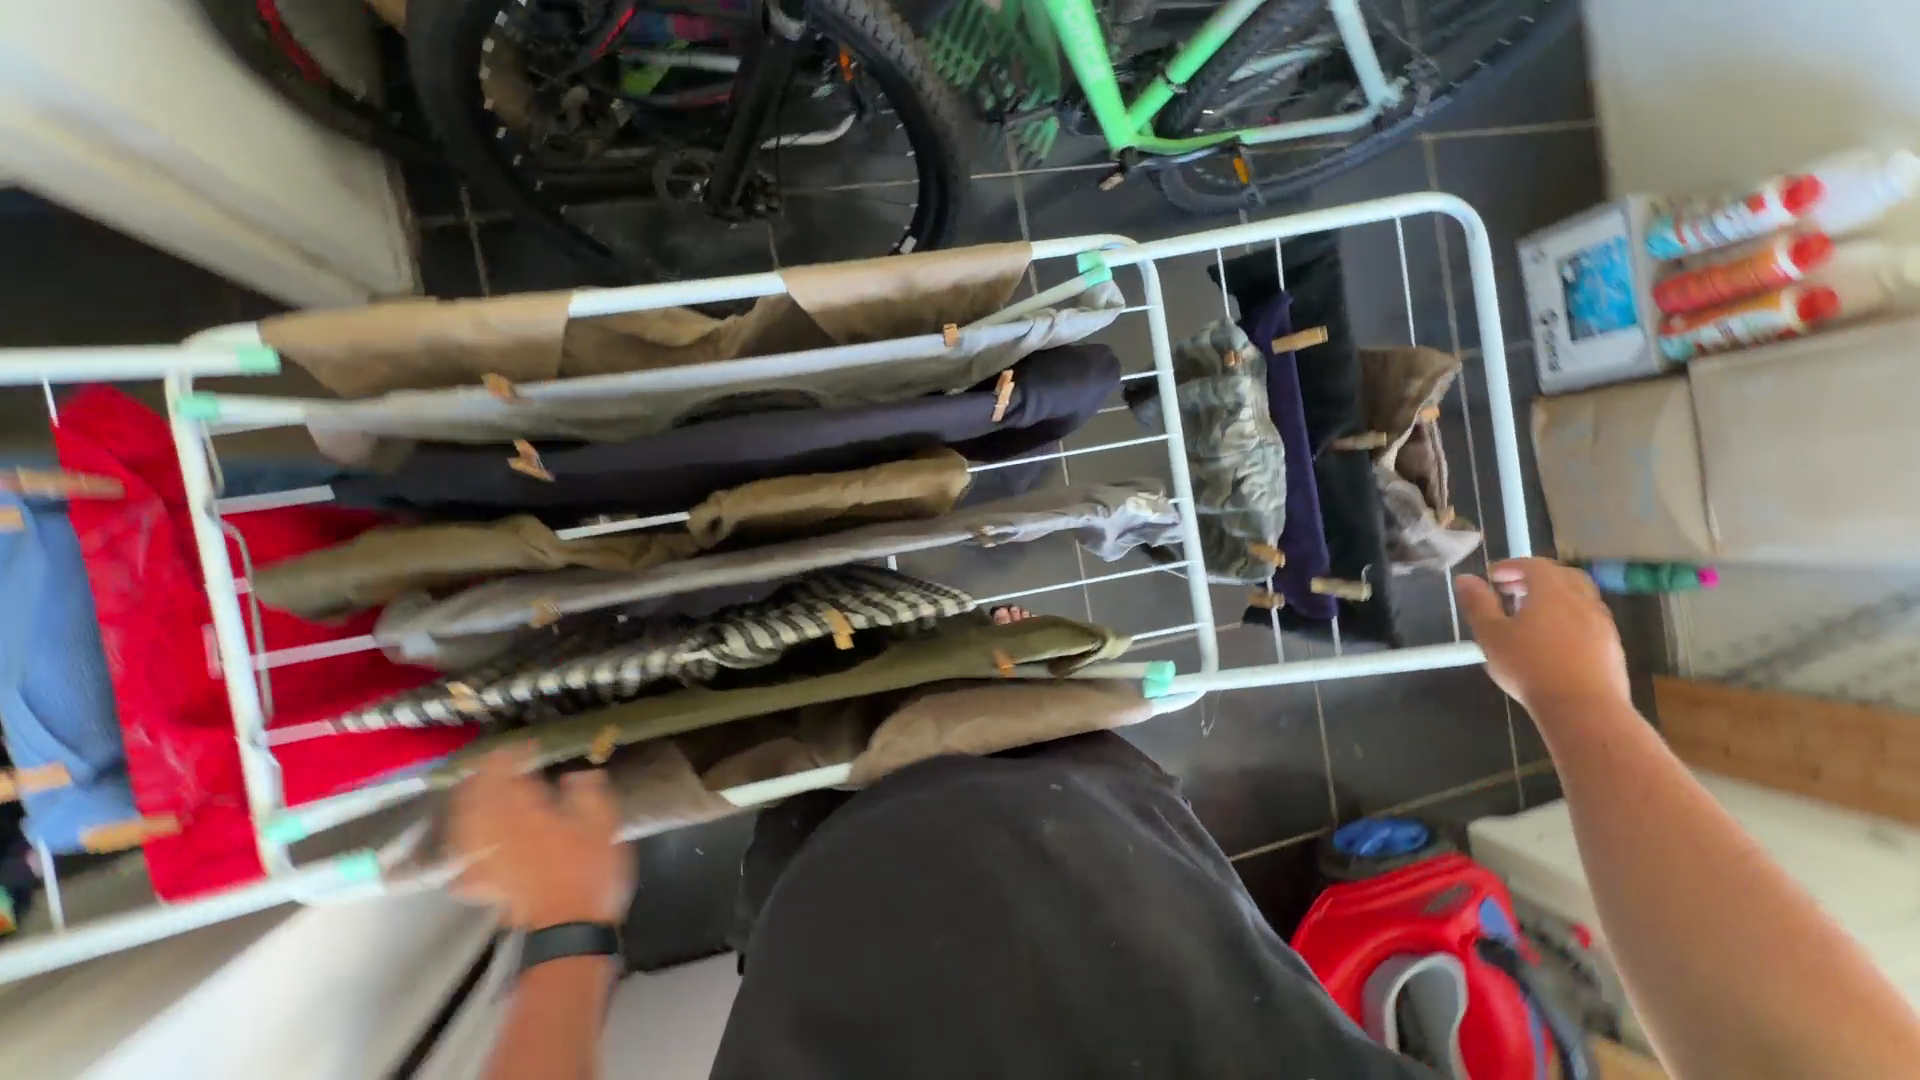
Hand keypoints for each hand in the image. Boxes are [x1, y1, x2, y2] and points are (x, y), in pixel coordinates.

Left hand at [449, 746, 632, 928]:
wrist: (570, 928)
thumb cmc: (590, 871)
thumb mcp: (604, 824)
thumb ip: (589, 795)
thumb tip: (576, 775)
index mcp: (529, 812)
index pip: (509, 775)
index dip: (512, 755)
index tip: (525, 745)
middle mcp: (501, 832)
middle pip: (478, 799)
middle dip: (481, 776)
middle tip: (491, 763)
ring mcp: (490, 861)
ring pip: (465, 827)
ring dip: (466, 806)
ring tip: (472, 795)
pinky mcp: (488, 885)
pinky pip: (466, 866)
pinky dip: (464, 853)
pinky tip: (467, 851)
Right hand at [1454, 558, 1631, 714]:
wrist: (1583, 707)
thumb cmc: (1529, 666)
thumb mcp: (1491, 635)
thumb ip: (1478, 604)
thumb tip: (1466, 578)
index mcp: (1551, 591)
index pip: (1533, 565)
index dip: (1510, 566)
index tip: (1492, 577)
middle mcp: (1581, 599)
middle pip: (1561, 575)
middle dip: (1536, 578)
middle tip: (1513, 592)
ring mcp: (1601, 622)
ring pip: (1579, 596)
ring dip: (1555, 597)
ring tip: (1532, 617)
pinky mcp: (1612, 645)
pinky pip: (1589, 619)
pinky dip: (1569, 617)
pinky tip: (1554, 640)